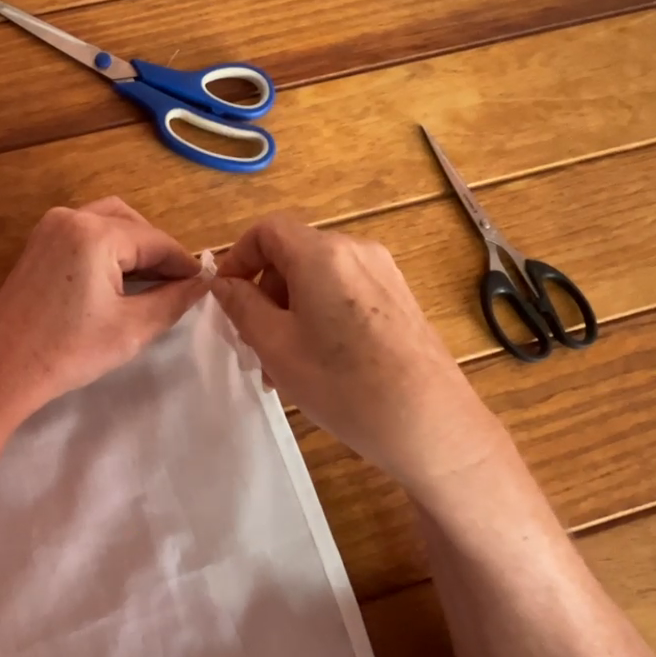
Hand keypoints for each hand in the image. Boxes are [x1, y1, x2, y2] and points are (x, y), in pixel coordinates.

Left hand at [0, 198, 208, 418]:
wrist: (1, 366)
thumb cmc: (68, 350)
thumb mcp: (132, 328)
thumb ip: (173, 300)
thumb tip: (202, 282)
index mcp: (94, 234)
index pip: (155, 240)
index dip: (183, 264)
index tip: (203, 286)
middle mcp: (70, 217)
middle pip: (132, 222)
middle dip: (157, 251)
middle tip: (176, 287)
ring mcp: (50, 227)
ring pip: (108, 222)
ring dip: (133, 246)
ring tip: (150, 284)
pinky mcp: (38, 242)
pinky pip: (85, 231)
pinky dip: (108, 247)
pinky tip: (119, 279)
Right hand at [210, 214, 507, 493]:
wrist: (432, 425)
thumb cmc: (343, 383)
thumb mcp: (275, 345)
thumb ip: (242, 305)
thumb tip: (223, 283)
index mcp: (321, 254)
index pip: (265, 231)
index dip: (237, 258)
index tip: (226, 298)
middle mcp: (356, 250)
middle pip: (292, 254)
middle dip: (264, 291)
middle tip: (254, 341)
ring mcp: (384, 274)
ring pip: (317, 277)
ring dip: (290, 308)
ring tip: (284, 361)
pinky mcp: (400, 299)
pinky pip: (344, 292)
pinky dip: (320, 314)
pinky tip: (321, 361)